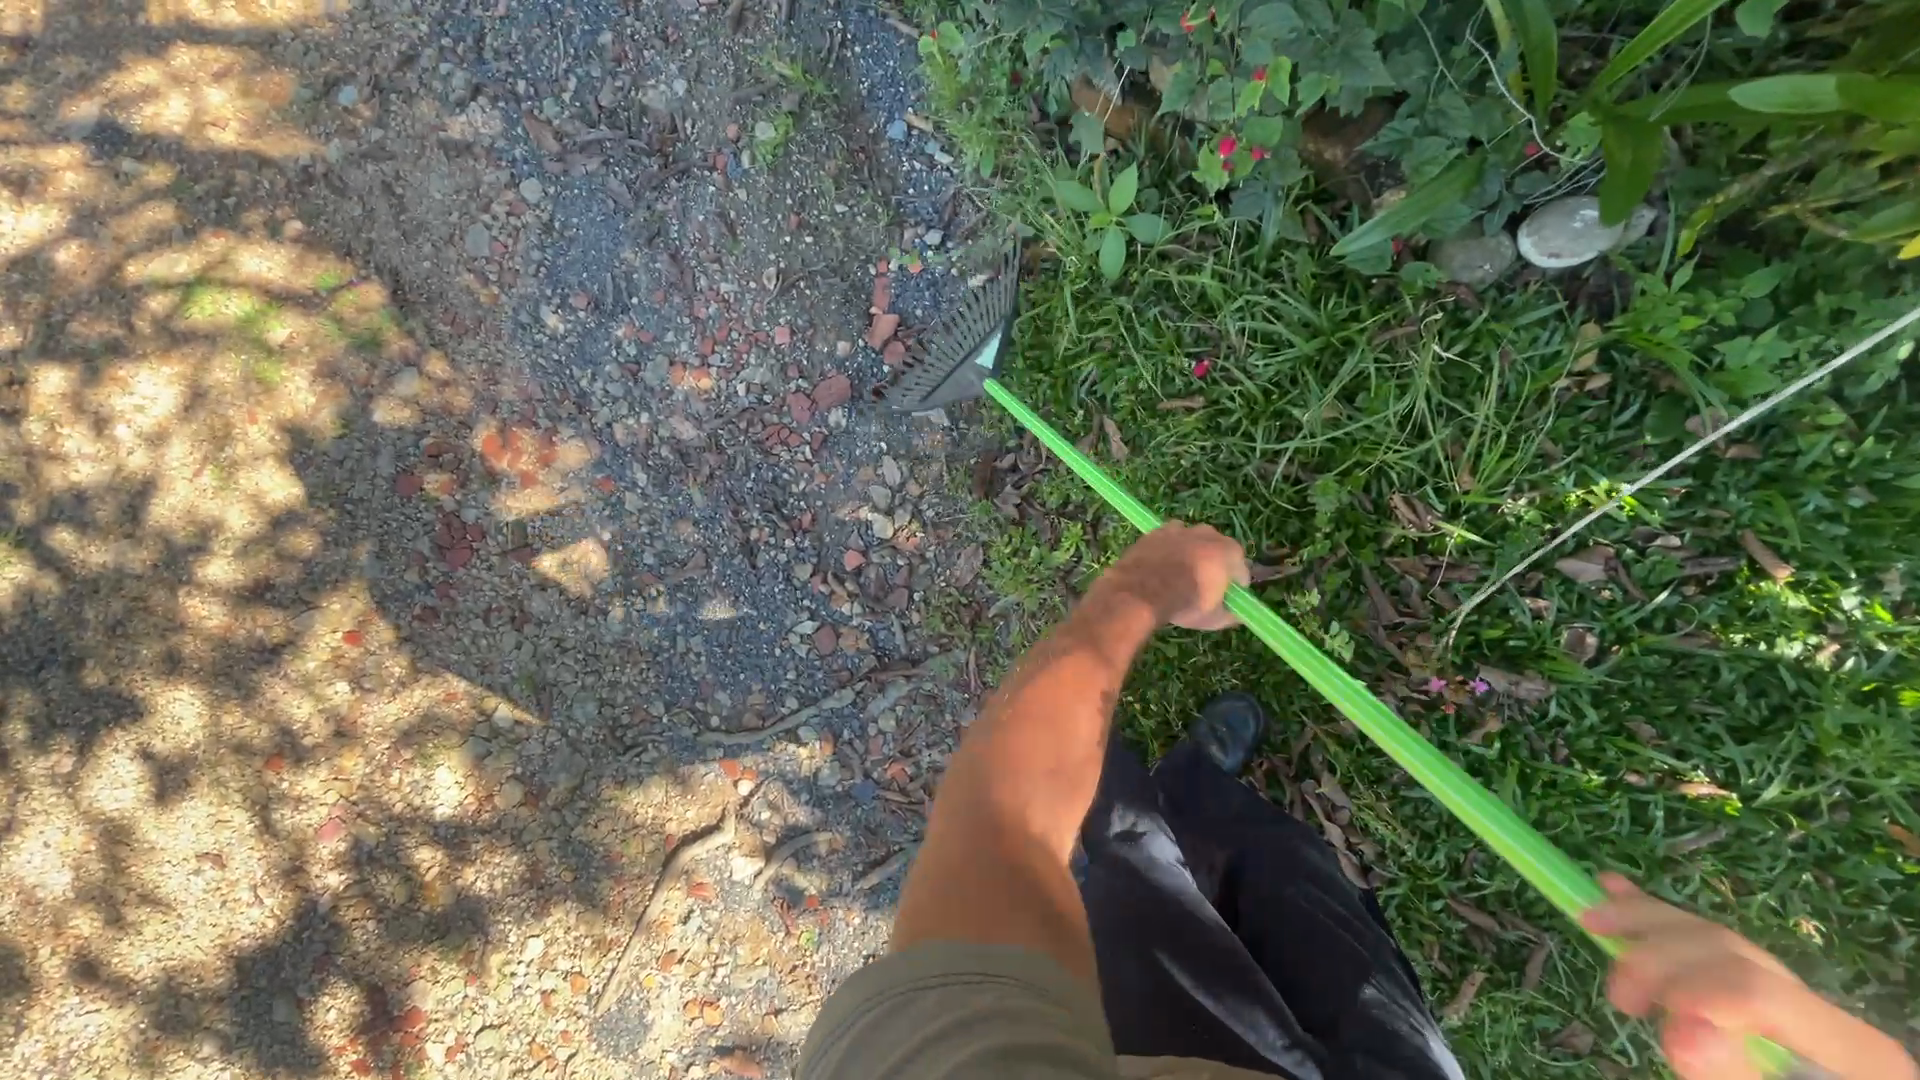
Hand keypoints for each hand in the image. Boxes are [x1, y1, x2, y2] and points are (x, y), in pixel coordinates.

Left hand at [1100, 522, 1249, 630]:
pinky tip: (1162, 566)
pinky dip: (1168, 550)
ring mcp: (1181, 529)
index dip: (1234, 586)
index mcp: (1229, 551)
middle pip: (1217, 551)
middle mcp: (1208, 533)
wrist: (1142, 591)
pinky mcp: (1157, 531)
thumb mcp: (1214, 618)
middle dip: (1213, 566)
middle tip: (1202, 586)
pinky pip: (1169, 540)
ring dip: (1190, 554)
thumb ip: (1231, 614)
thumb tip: (1237, 615)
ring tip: (1179, 575)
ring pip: (1192, 542)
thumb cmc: (1185, 602)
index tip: (1226, 599)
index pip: (1240, 570)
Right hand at [1581, 873, 1917, 1079]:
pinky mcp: (1760, 986)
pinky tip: (1611, 886)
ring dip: (1641, 921)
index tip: (1640, 1014)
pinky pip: (1705, 941)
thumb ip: (1732, 1073)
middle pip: (1727, 951)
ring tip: (1591, 922)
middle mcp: (1824, 1007)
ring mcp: (1793, 992)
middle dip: (1655, 958)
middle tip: (1619, 998)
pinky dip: (1654, 914)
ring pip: (1709, 936)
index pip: (1756, 989)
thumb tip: (1685, 1030)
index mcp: (1850, 1046)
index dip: (1689, 989)